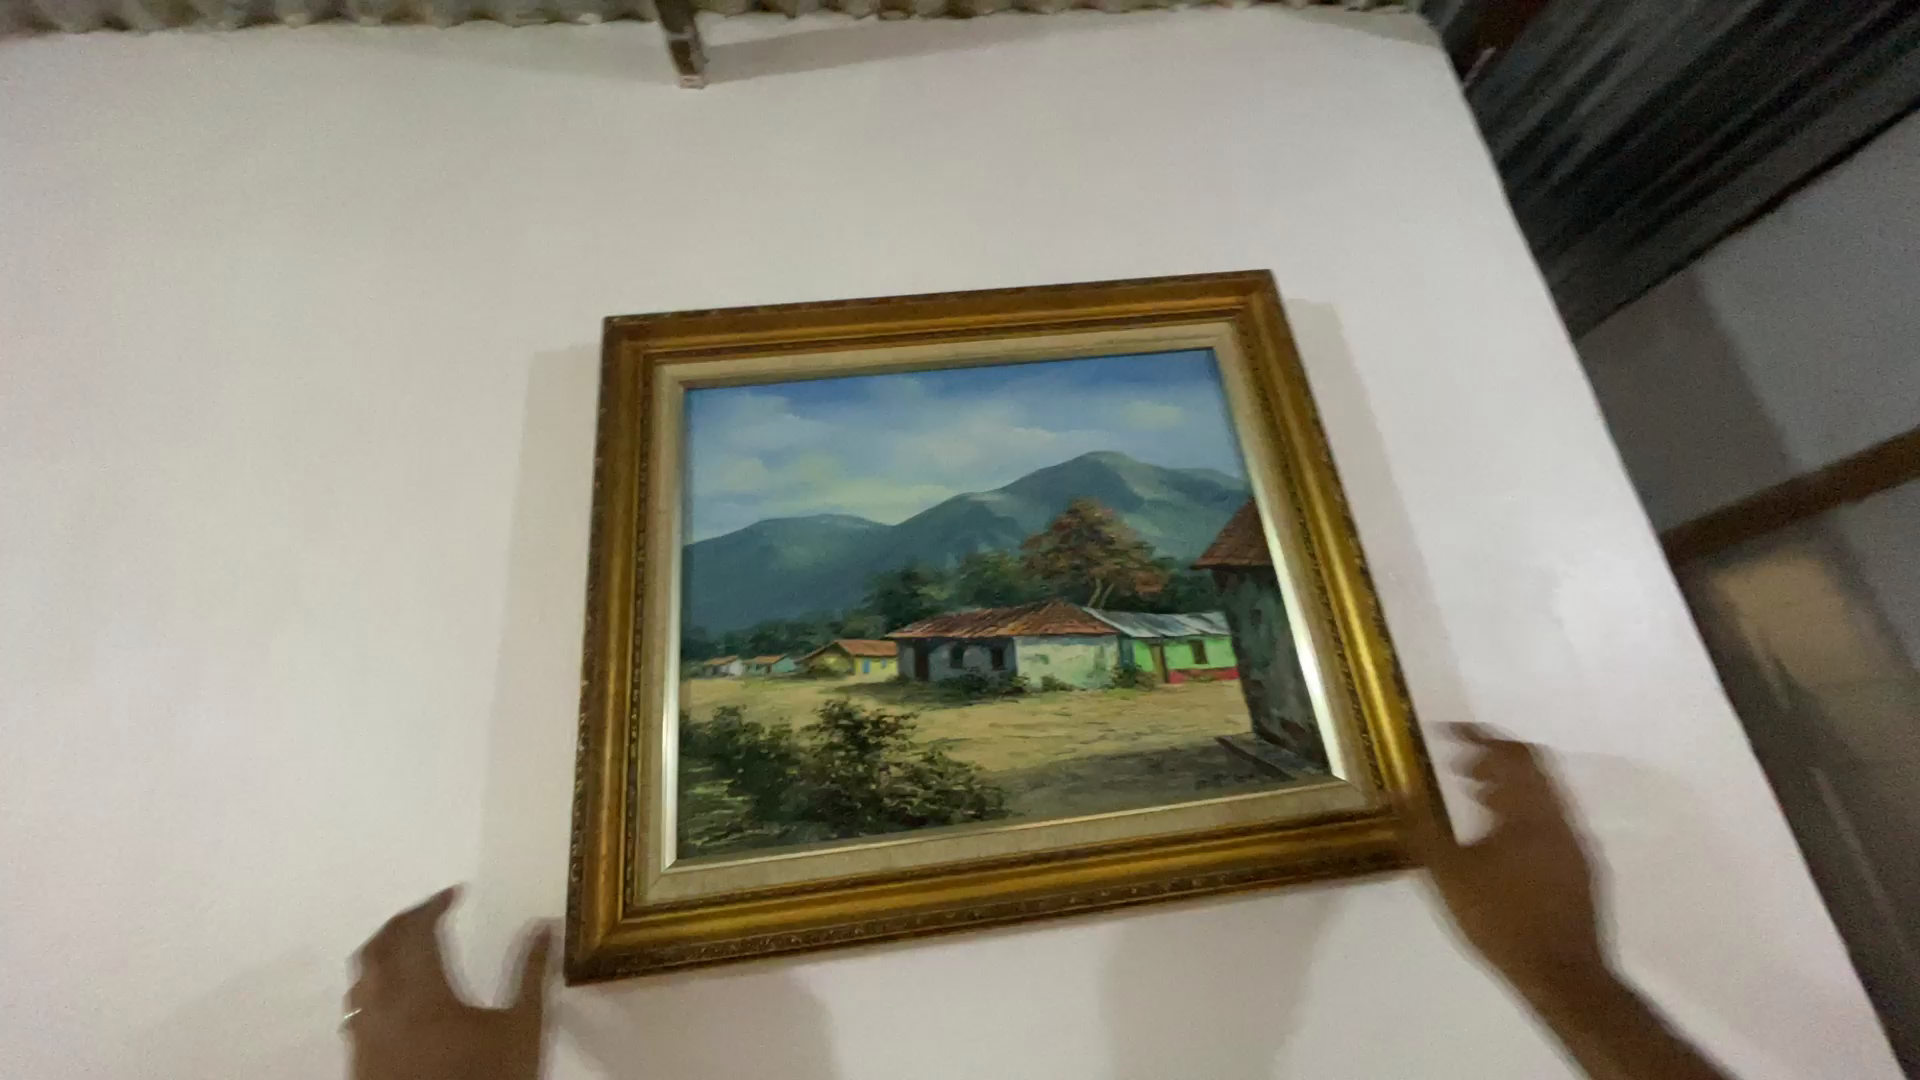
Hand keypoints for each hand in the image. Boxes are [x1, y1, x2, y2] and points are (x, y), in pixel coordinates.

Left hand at [345, 887, 553, 1079]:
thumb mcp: (525, 1026)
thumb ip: (532, 971)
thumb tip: (544, 924)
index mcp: (424, 997)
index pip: (417, 934)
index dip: (433, 906)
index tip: (457, 892)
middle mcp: (385, 1014)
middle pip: (376, 952)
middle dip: (401, 922)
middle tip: (431, 909)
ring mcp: (366, 1044)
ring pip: (359, 983)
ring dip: (383, 953)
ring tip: (412, 945)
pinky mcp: (360, 1069)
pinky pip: (356, 1012)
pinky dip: (374, 986)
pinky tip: (400, 995)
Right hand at [1409, 723, 1606, 996]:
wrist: (1566, 979)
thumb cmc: (1501, 919)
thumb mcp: (1447, 872)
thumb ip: (1419, 826)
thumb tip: (1392, 787)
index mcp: (1530, 814)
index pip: (1511, 755)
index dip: (1479, 736)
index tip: (1448, 731)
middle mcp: (1560, 822)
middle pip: (1534, 769)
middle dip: (1493, 759)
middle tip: (1458, 765)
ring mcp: (1575, 847)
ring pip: (1544, 796)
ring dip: (1508, 785)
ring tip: (1472, 794)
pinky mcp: (1581, 871)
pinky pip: (1550, 820)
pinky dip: (1522, 810)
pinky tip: (1496, 836)